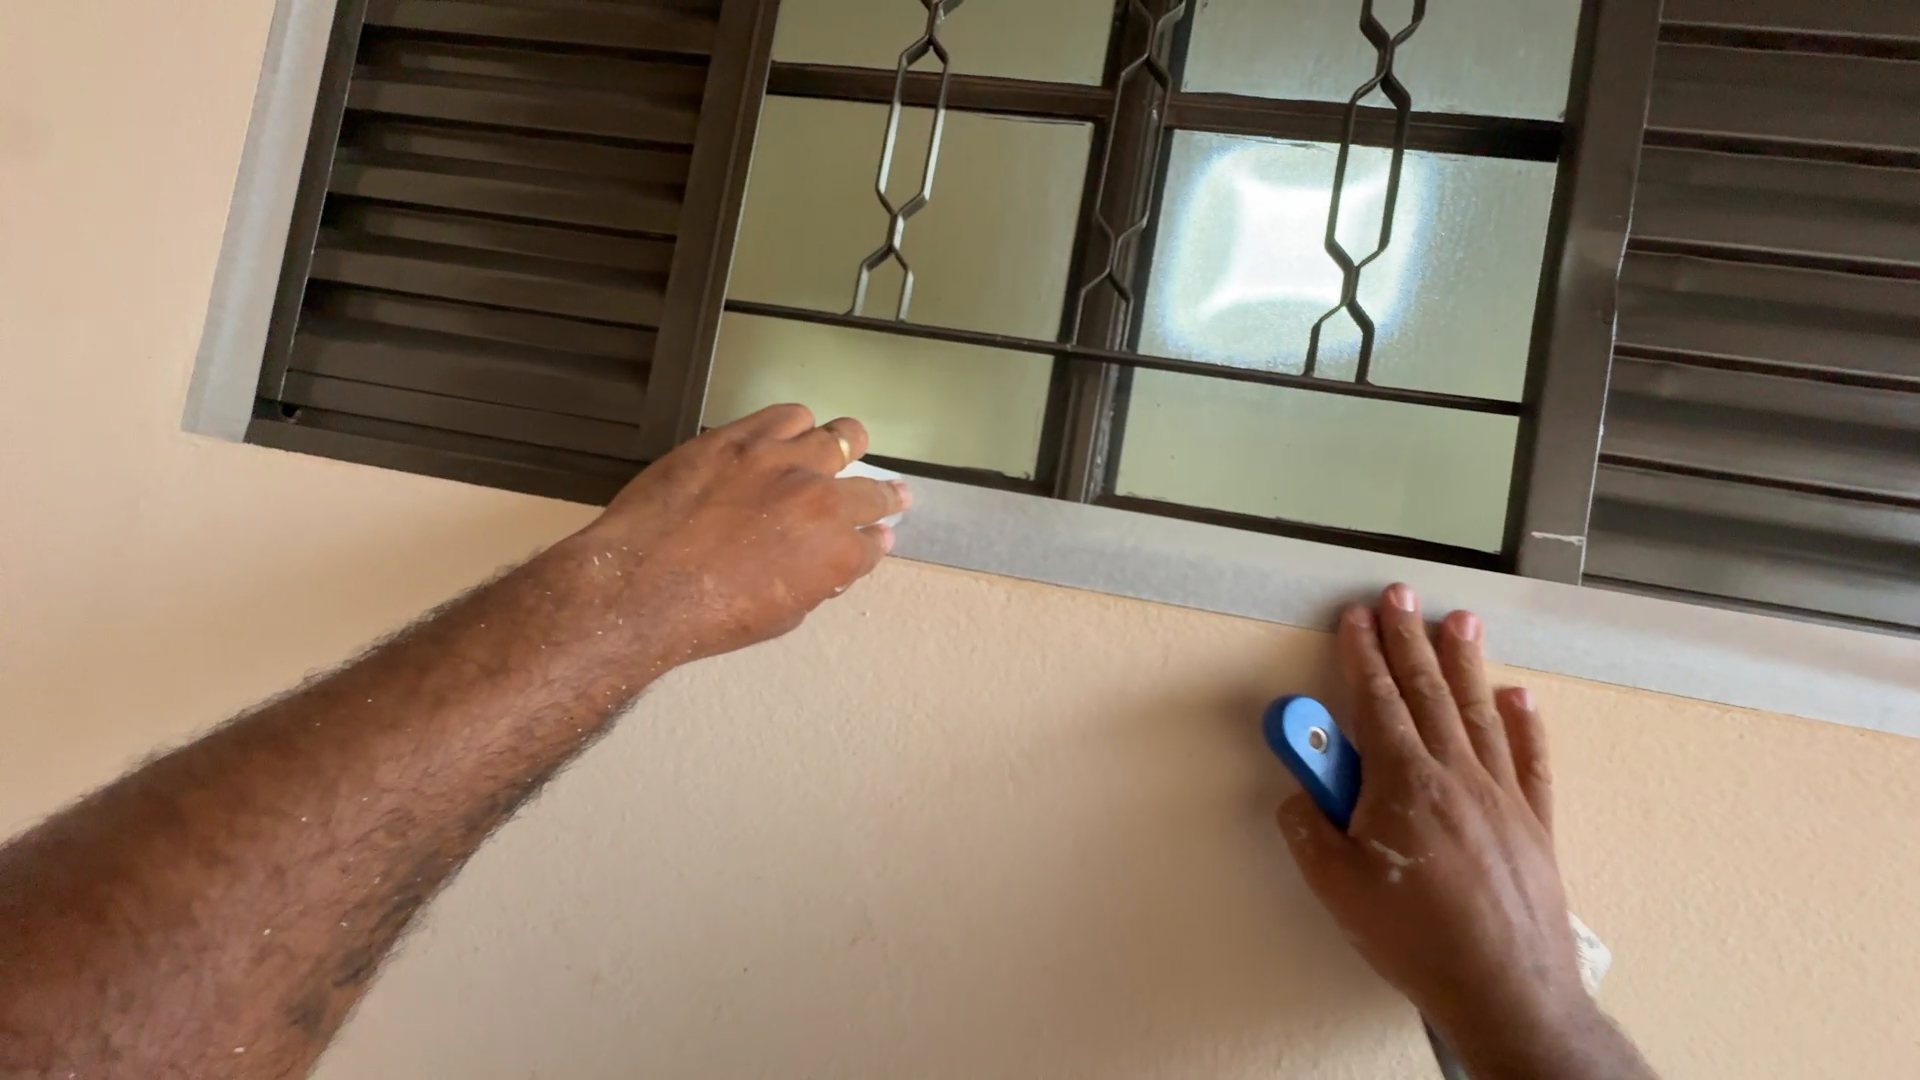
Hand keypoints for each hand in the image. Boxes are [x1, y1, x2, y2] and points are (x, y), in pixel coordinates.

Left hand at [572, 405, 909, 664]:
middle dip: (886, 496)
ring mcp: (782, 461)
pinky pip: (787, 415)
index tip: (878, 535)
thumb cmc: (711, 617)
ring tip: (841, 448)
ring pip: (839, 435)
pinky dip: (796, 426)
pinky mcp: (741, 438)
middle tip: (892, 493)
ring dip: (845, 448)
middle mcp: (823, 500)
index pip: (874, 543)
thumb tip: (844, 560)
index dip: (877, 540)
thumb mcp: (782, 615)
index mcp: (837, 554)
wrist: (639, 586)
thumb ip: (821, 580)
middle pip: (872, 490)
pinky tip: (790, 433)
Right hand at [1278, 584, 1620, 1075]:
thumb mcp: (1334, 885)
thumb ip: (1306, 826)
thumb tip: (1298, 794)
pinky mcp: (1534, 825)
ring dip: (1464, 662)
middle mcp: (1457, 776)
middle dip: (1409, 638)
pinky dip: (1524, 724)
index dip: (1363, 655)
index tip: (1355, 616)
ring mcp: (1502, 797)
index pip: (1377, 702)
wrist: (1510, 996)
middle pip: (1427, 692)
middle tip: (1402, 594)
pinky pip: (1531, 761)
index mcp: (1405, 784)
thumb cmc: (1414, 937)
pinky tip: (1517, 695)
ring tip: (1460, 621)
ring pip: (1479, 713)